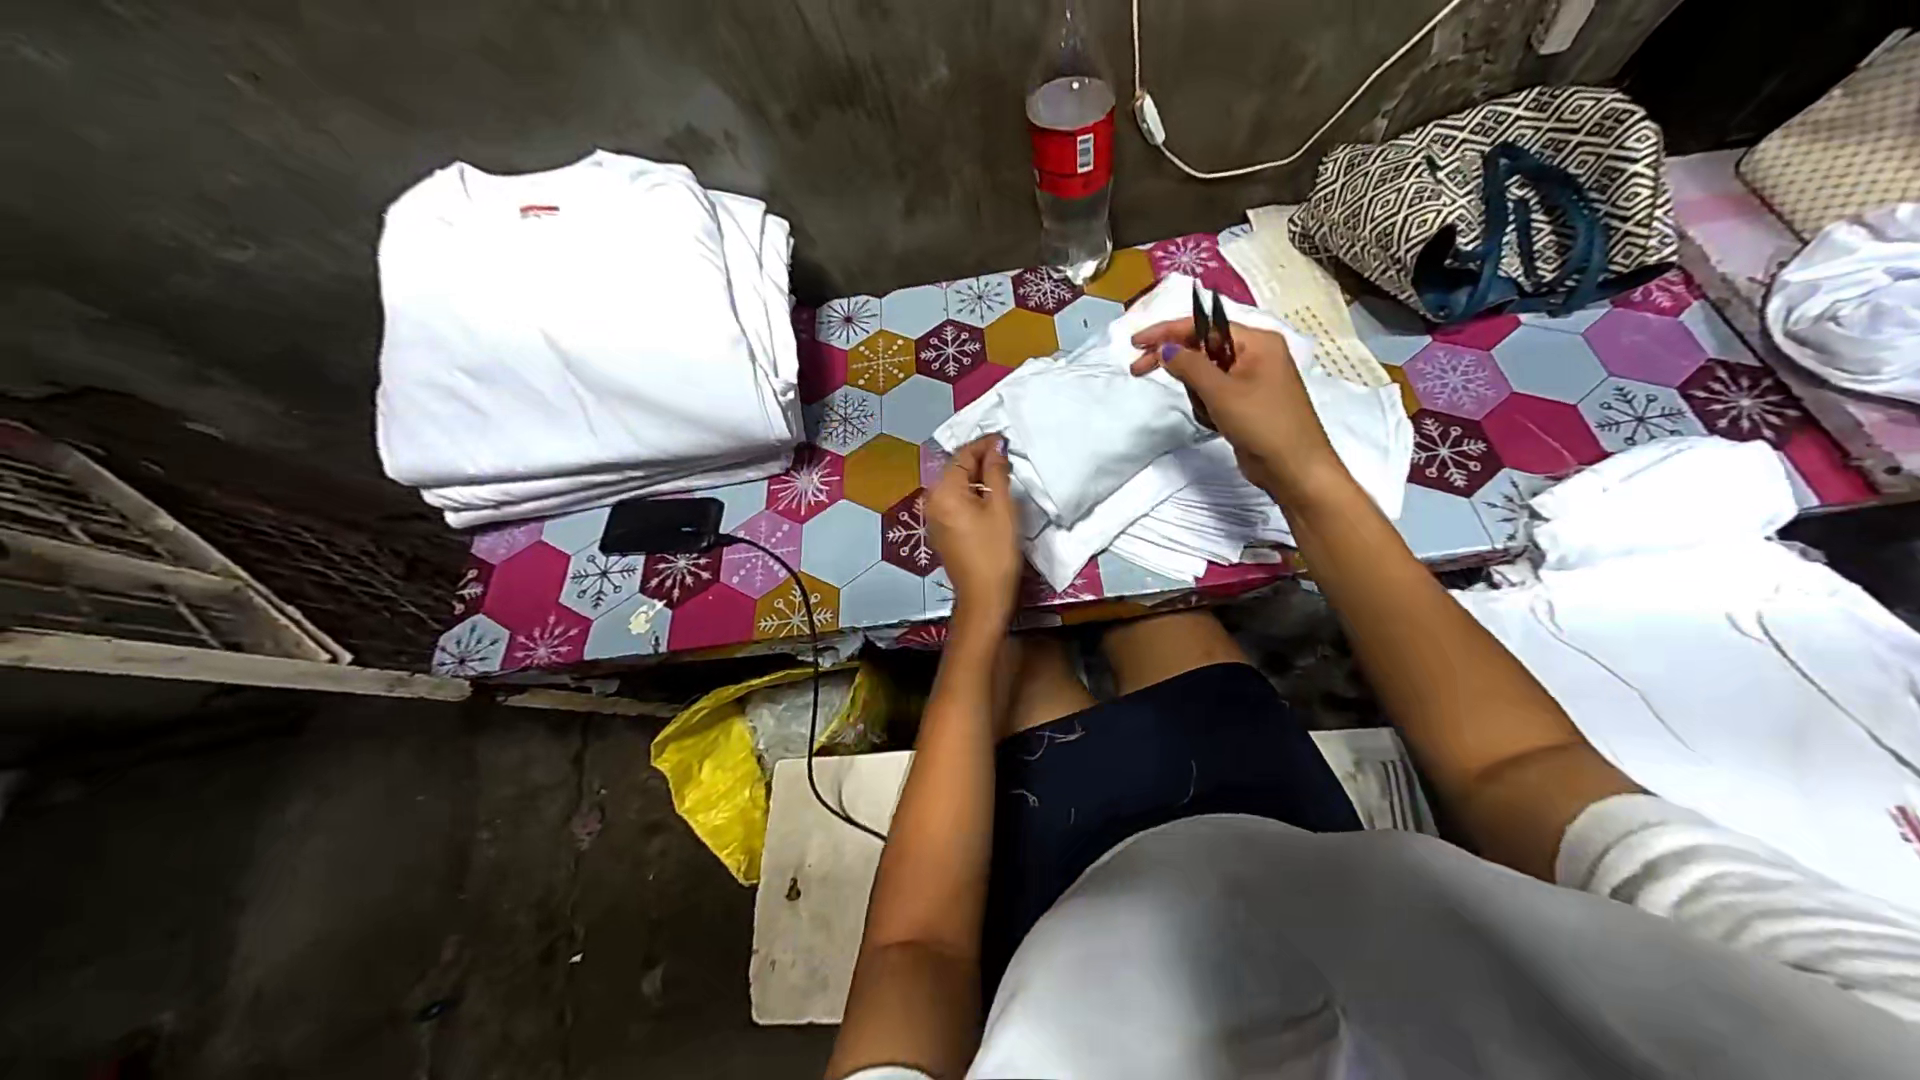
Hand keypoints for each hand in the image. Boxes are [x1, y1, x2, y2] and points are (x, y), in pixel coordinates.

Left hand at [925, 435, 1021, 630]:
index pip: (963, 455)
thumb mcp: (1001, 508)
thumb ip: (996, 472)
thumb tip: (996, 448)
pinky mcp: (941, 530)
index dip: (984, 444)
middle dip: (980, 459)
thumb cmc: (995, 552)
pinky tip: (989, 496)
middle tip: (1007, 456)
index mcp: (944, 492)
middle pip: (956, 469)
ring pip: (956, 485)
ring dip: (977, 477)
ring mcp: (933, 517)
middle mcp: (932, 500)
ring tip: (1002, 474)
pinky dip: (971, 494)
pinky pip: (954, 501)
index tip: (1005, 439)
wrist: (983, 597)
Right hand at [1130, 318, 1349, 506]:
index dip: (1167, 332)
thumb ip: (1189, 366)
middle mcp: (1255, 355)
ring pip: (1205, 376)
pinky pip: (1214, 395)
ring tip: (1211, 414)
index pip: (1204, 326)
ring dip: (1197, 394)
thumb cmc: (1262, 424)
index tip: (1137, 343)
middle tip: (1138, 371)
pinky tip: (1217, 423)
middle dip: (1177, 364)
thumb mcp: (1221, 392)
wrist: (1294, 468)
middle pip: (1202, 349)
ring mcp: (1251, 380)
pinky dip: (1207, 407)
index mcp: (1256, 342)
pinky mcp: (1245, 403)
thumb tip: (1164, 349)